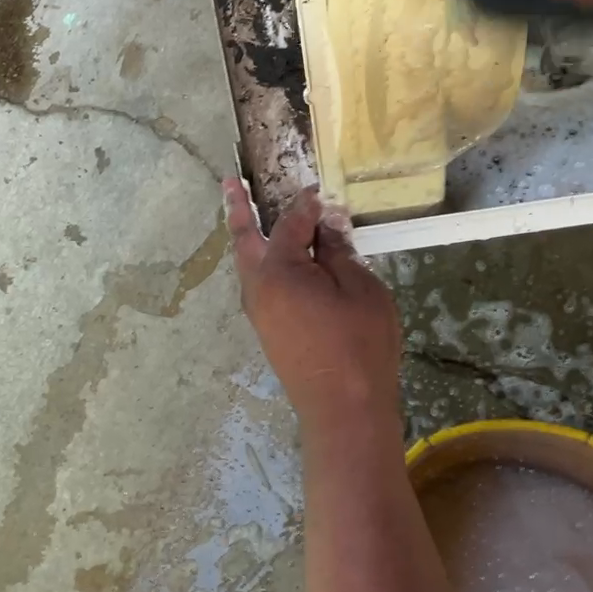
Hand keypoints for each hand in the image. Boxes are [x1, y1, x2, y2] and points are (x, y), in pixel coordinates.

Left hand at [223, 179, 401, 434]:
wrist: (343, 410)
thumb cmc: (359, 346)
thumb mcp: (362, 291)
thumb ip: (338, 254)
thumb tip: (323, 227)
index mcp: (278, 271)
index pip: (289, 225)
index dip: (305, 205)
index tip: (318, 191)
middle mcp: (257, 285)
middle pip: (244, 237)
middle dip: (237, 207)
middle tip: (230, 181)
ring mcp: (257, 309)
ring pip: (247, 261)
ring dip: (246, 235)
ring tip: (244, 210)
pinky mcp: (265, 326)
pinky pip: (259, 282)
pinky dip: (262, 261)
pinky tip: (276, 257)